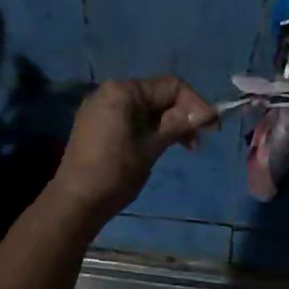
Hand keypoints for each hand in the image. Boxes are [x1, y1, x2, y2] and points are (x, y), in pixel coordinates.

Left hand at [47, 76, 218, 222]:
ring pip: (144, 109)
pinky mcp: (95, 126)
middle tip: (198, 142)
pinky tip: (158, 147)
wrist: (76, 201)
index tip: (212, 126)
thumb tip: (207, 113)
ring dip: (167, 124)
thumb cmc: (116, 173)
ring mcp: (100, 109)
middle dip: (181, 115)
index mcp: (123, 91)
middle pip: (157, 95)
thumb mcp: (151, 148)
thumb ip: (178, 126)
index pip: (170, 86)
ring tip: (183, 148)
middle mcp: (109, 92)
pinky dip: (148, 129)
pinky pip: (129, 119)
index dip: (195, 104)